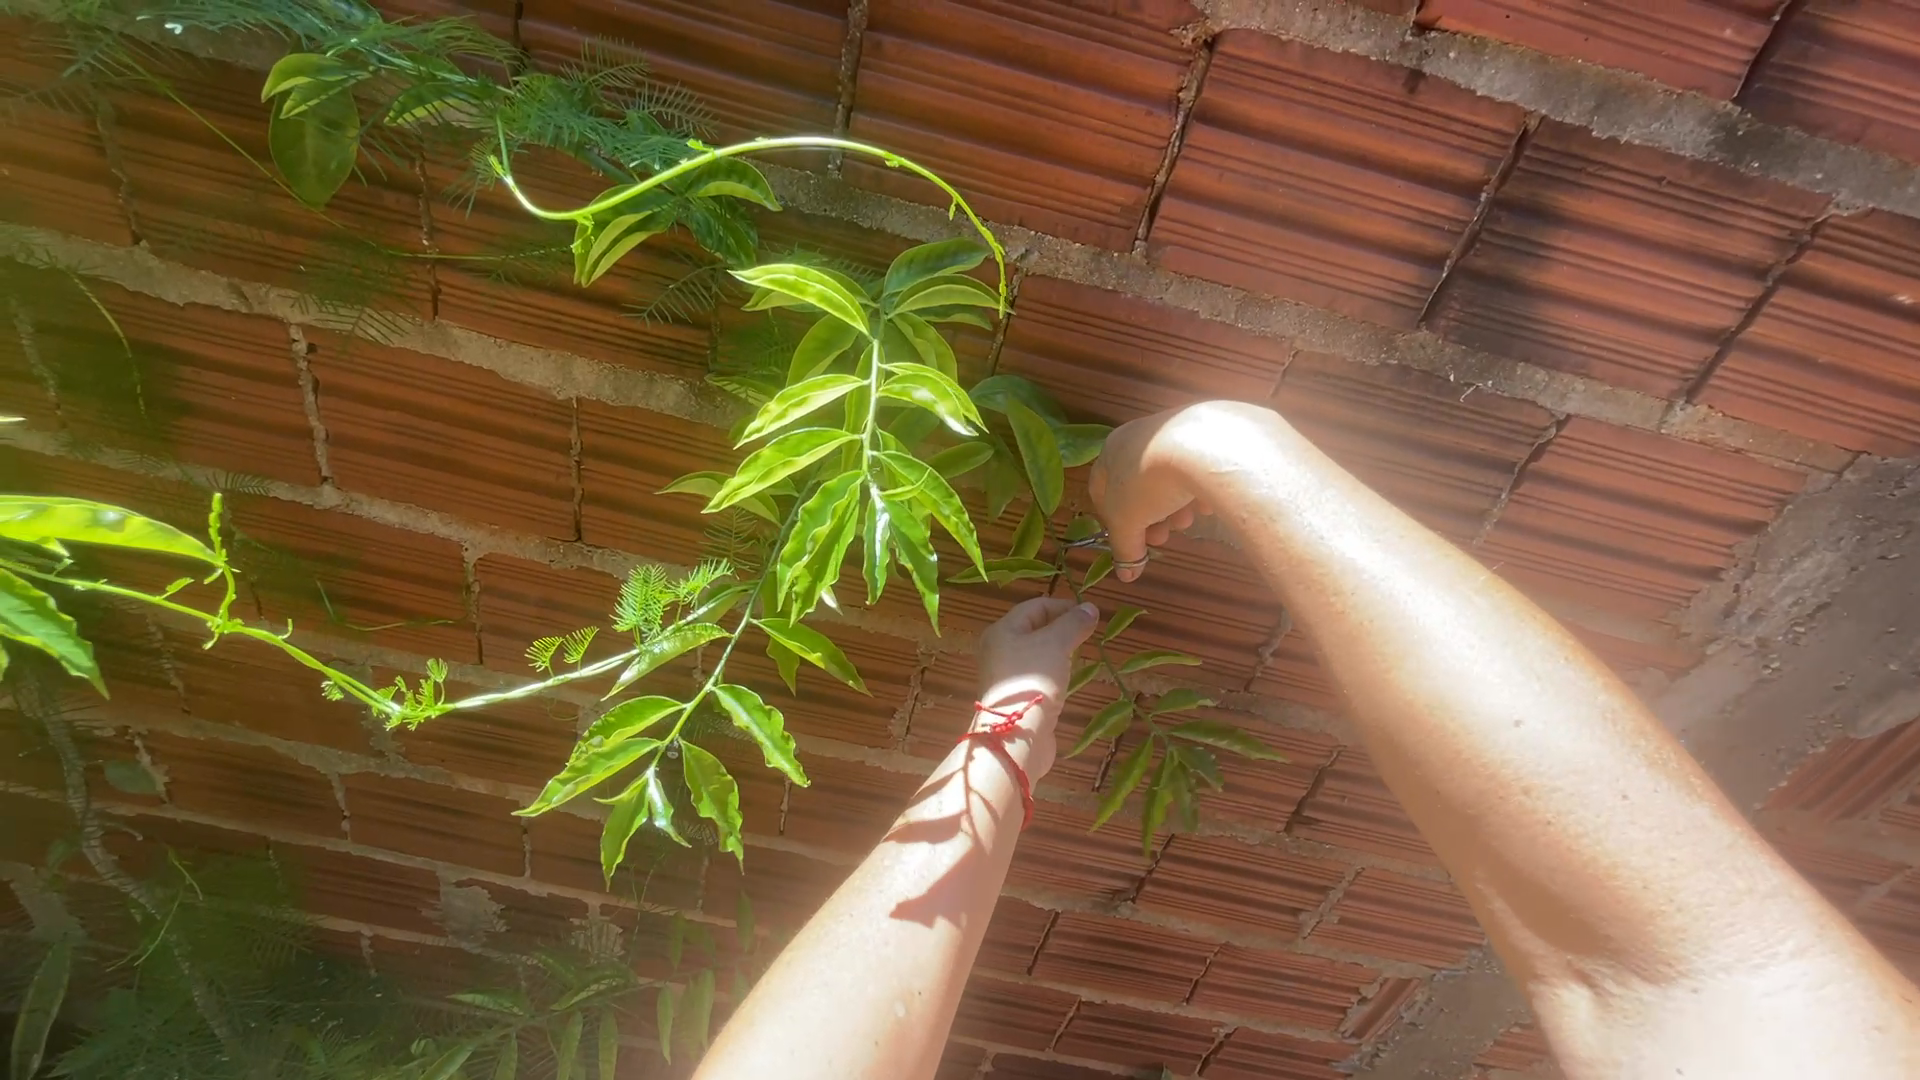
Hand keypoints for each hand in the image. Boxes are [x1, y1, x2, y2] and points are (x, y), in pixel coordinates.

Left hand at [974, 597, 1099, 779]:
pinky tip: (1069, 675)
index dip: (1064, 606)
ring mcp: (1006, 675)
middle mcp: (999, 649)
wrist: (1017, 736)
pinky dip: (1055, 669)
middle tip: (1089, 632)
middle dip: (1062, 627)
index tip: (1091, 614)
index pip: (1035, 607)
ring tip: (1083, 651)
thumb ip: (1073, 624)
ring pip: (1037, 652)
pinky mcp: (1017, 697)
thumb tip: (1090, 608)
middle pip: (1034, 628)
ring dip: (1060, 649)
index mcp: (1002, 631)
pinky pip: (1038, 674)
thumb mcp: (1055, 644)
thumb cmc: (1033, 680)